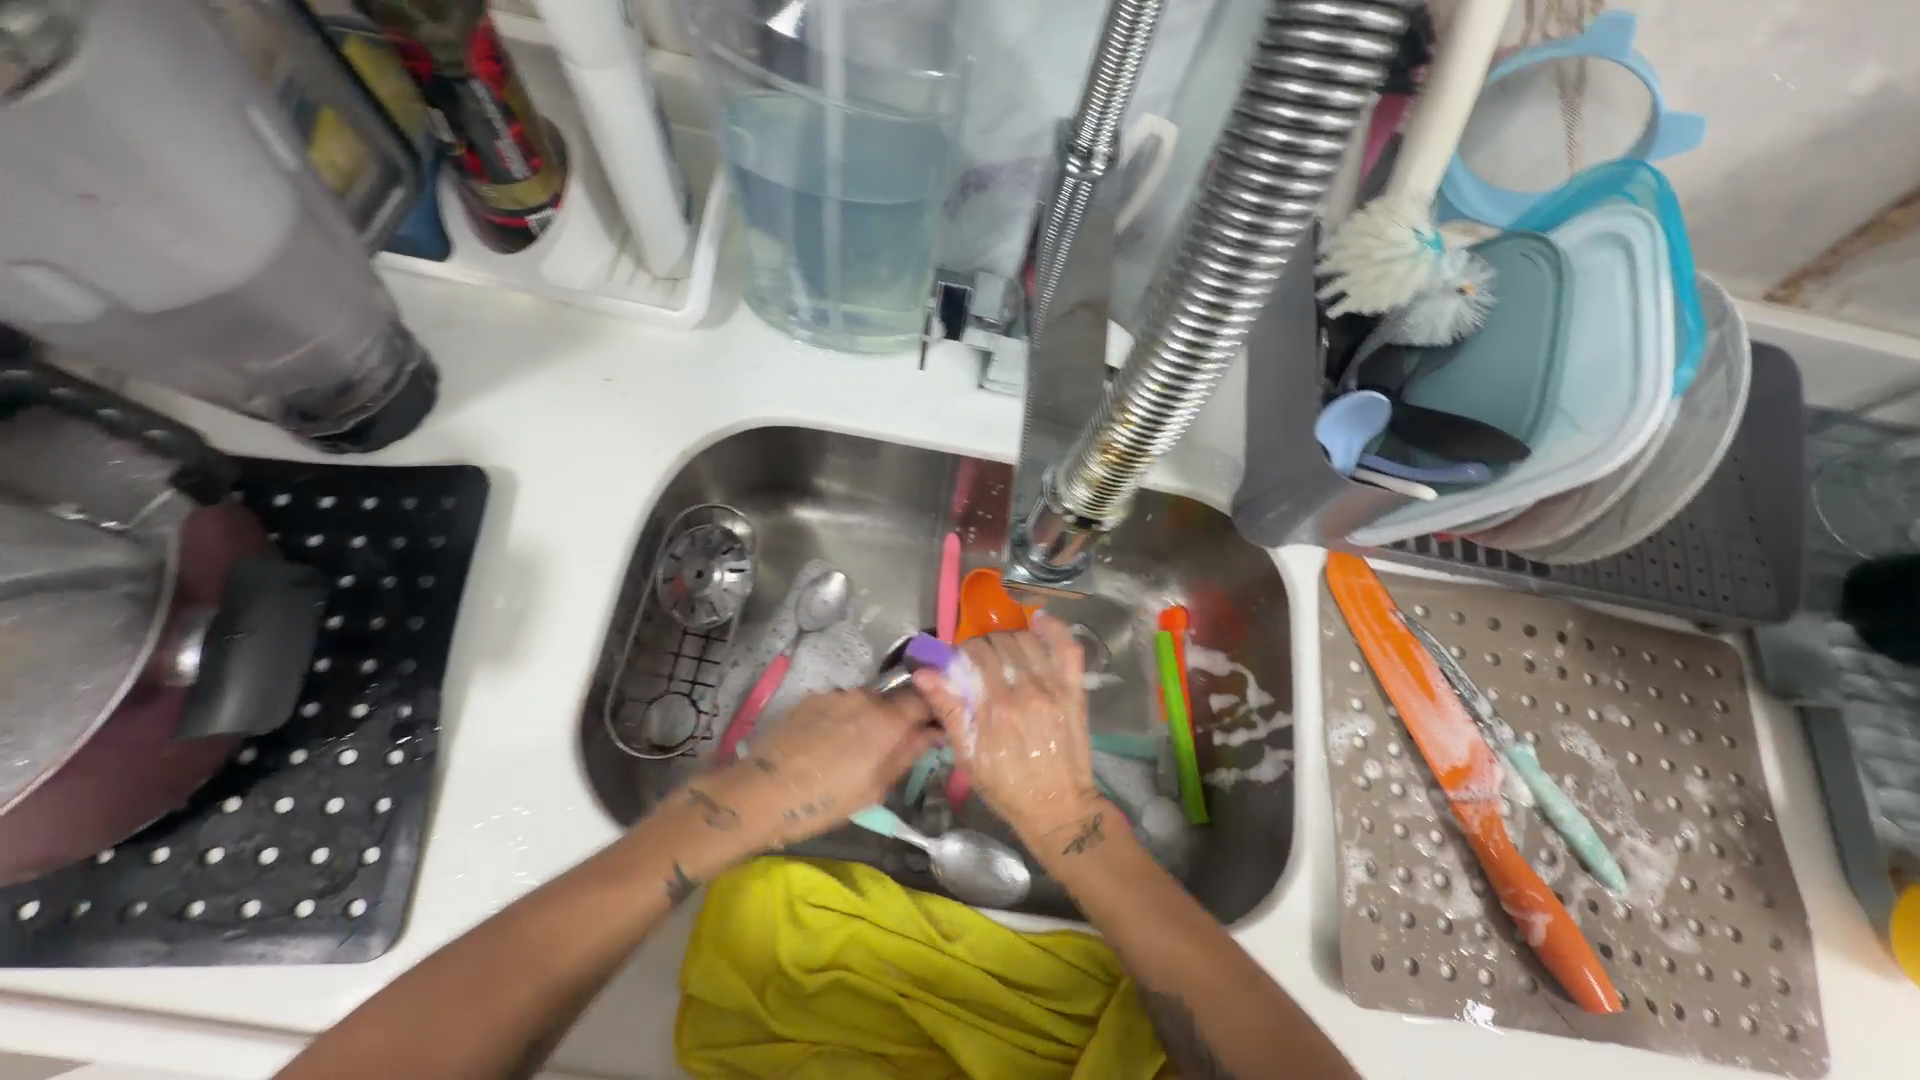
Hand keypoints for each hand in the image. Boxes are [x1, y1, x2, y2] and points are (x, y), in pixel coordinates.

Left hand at [685, 689, 939, 851]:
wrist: (763, 792)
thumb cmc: (826, 801)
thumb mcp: (876, 788)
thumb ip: (908, 754)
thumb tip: (932, 734)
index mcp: (888, 720)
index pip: (926, 699)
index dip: (932, 711)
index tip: (932, 728)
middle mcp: (865, 697)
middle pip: (893, 700)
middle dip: (897, 718)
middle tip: (888, 747)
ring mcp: (834, 695)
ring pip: (863, 702)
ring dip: (866, 719)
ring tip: (851, 749)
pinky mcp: (809, 698)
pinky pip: (837, 704)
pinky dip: (840, 719)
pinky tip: (826, 744)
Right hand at [911, 614, 1104, 845]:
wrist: (1057, 806)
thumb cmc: (1006, 786)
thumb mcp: (967, 756)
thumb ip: (949, 710)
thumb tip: (924, 674)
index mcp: (994, 707)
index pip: (974, 655)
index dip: (963, 653)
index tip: (960, 664)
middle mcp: (1025, 690)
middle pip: (1000, 643)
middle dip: (984, 646)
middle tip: (981, 661)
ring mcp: (1053, 688)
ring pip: (1027, 640)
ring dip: (1011, 639)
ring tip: (1004, 652)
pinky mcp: (1074, 690)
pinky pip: (1067, 648)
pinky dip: (1055, 629)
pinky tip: (1040, 622)